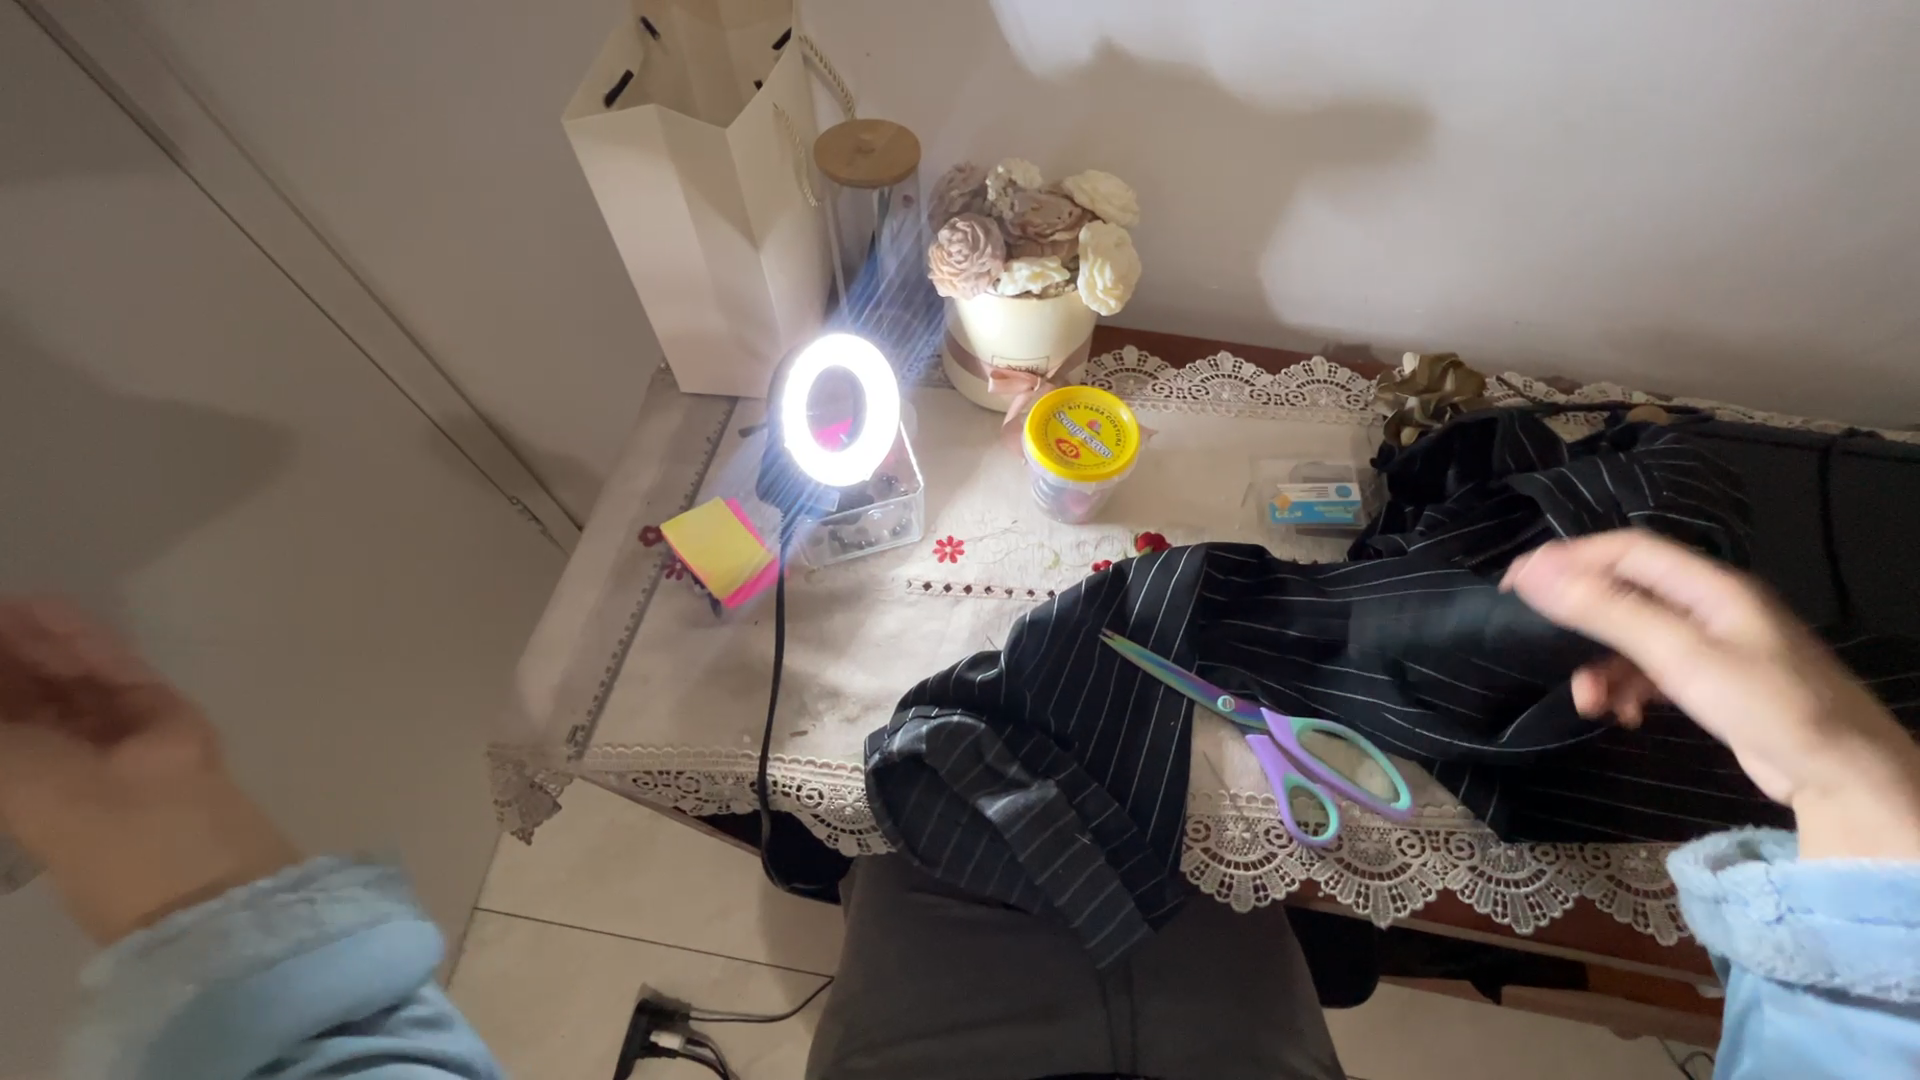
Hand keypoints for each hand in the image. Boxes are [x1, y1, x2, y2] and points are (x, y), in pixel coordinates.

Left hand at [0, 599, 296, 942]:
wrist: (149, 815)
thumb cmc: (53, 801)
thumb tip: (4, 675)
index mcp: (17, 763)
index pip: (0, 709)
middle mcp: (62, 742)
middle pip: (29, 688)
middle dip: (7, 653)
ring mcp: (116, 721)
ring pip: (72, 672)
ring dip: (40, 639)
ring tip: (13, 602)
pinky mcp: (159, 703)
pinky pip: (116, 668)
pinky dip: (85, 639)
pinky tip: (52, 609)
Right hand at [1503, 529, 1919, 860]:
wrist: (1847, 779)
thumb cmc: (1769, 705)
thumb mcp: (1679, 654)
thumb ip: (1605, 610)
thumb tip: (1535, 573)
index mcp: (1710, 588)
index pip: (1626, 550)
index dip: (1569, 557)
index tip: (1518, 580)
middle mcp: (1709, 608)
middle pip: (1624, 592)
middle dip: (1578, 616)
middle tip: (1530, 629)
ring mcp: (1711, 645)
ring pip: (1629, 637)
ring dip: (1598, 664)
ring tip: (1587, 699)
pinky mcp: (1709, 681)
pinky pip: (1646, 670)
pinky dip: (1623, 687)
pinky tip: (1621, 713)